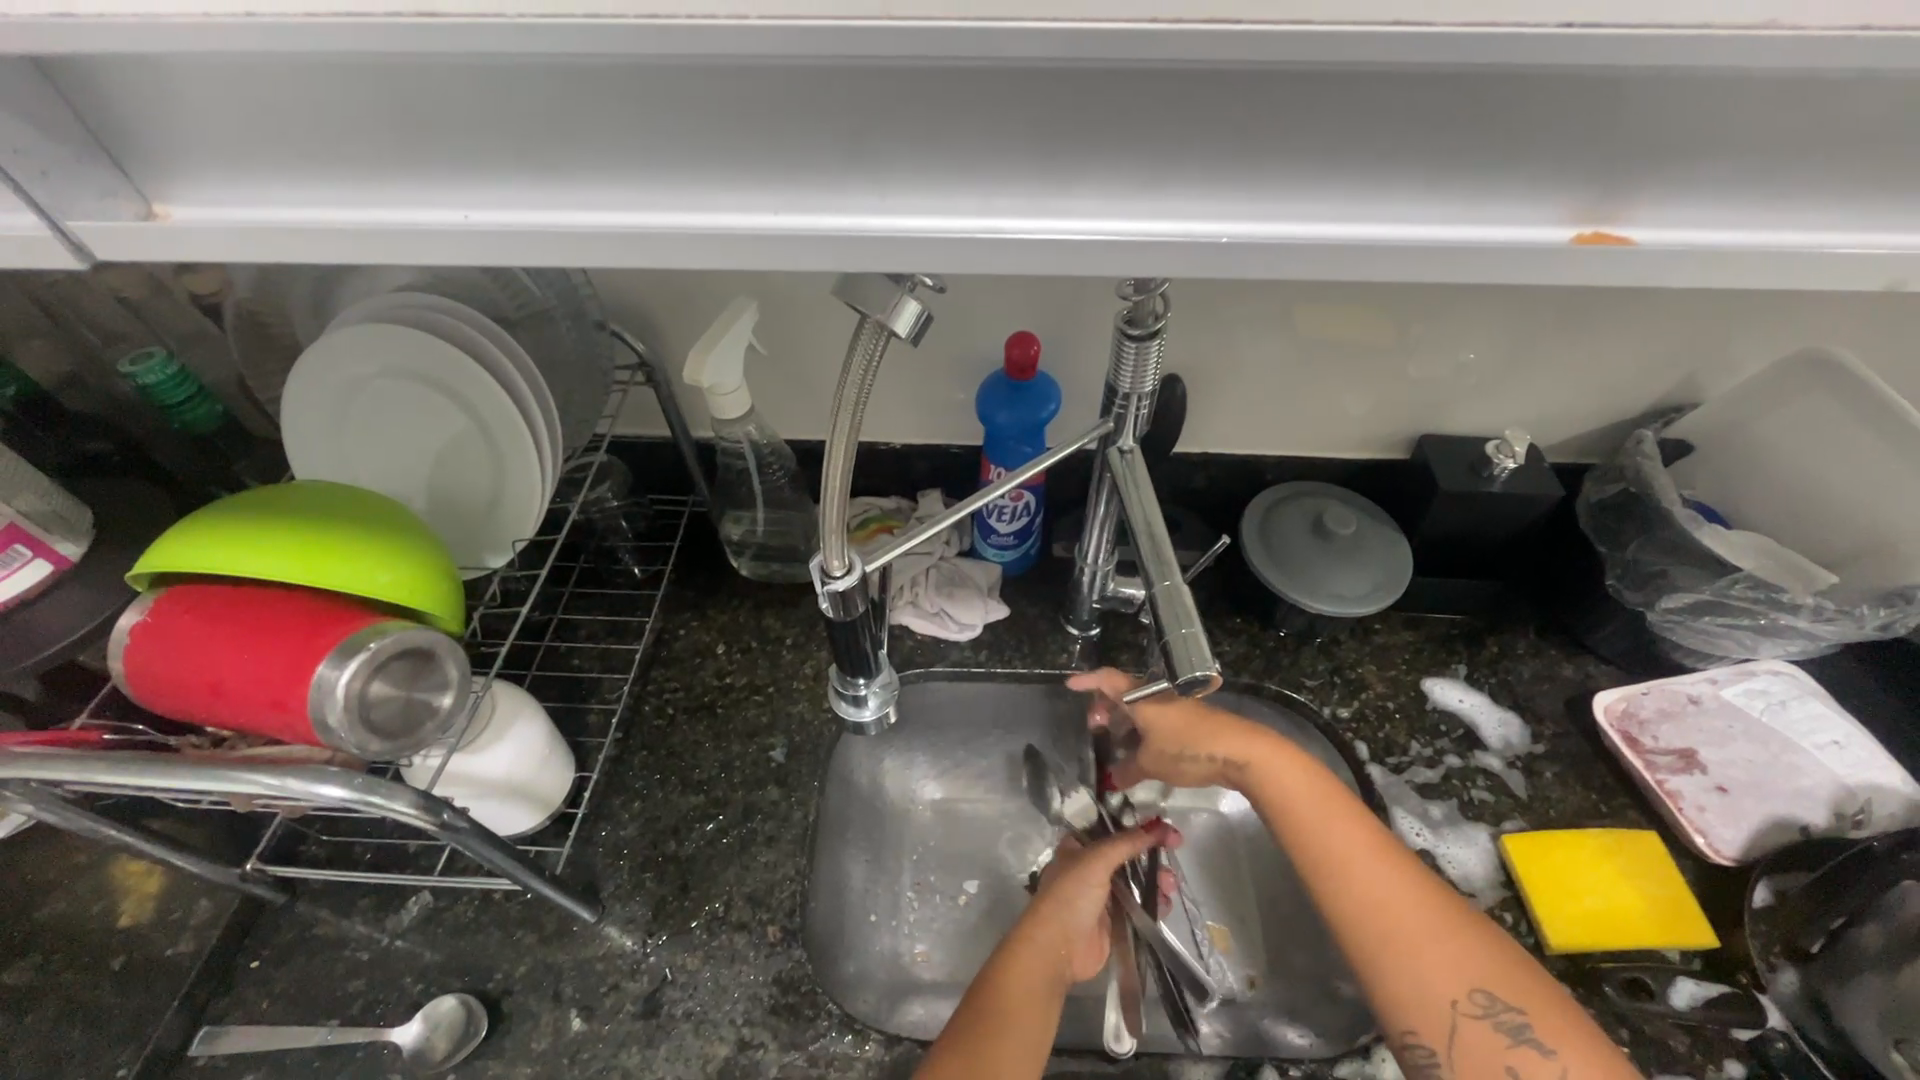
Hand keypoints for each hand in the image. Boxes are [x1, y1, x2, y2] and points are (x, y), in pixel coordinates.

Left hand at [1022, 826, 1179, 984]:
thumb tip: (1161, 824)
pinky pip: (1141, 905)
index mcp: (1079, 846)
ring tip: (1169, 886)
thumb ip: (1128, 842)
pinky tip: (1164, 904)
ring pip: (1138, 879)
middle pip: (1129, 854)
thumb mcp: (1096, 860)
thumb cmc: (1071, 895)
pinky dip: (1155, 902)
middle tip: (1174, 852)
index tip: (1165, 828)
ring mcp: (1103, 894)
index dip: (1139, 826)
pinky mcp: (1115, 919)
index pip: (1113, 828)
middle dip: (1152, 854)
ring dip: (1157, 879)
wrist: (1057, 949)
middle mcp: (1091, 867)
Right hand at [1067, 668, 1279, 790]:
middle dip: (1105, 706)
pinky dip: (1142, 729)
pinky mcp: (1190, 720)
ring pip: (1141, 707)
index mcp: (1140, 697)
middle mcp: (1155, 695)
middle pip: (1123, 692)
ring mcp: (1175, 706)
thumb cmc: (1188, 749)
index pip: (1106, 680)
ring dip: (1125, 721)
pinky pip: (1156, 718)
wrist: (1242, 751)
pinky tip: (1141, 750)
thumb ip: (1127, 770)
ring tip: (1116, 743)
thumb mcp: (1151, 764)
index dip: (1087, 681)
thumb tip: (1111, 780)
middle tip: (1094, 726)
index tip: (1069, 686)